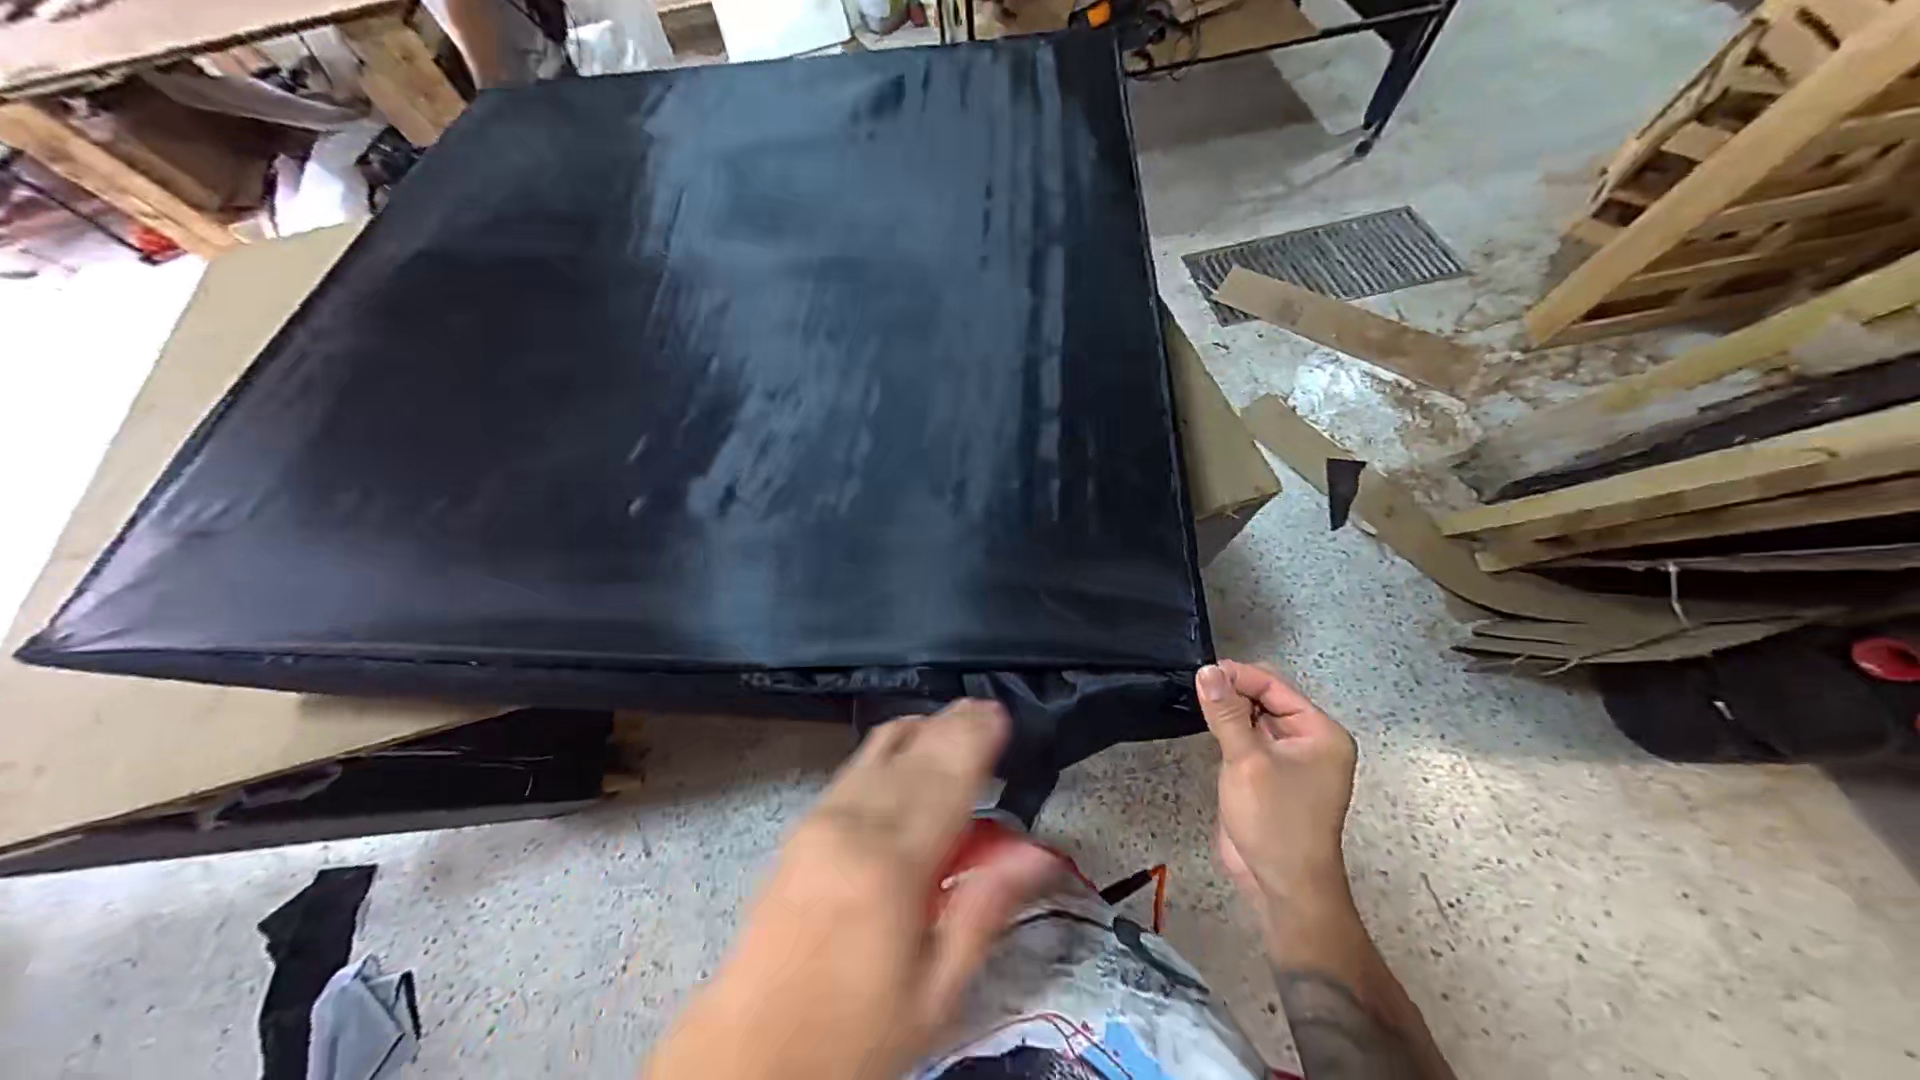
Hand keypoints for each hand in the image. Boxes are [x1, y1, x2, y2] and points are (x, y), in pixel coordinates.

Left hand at [642, 700, 1059, 1079]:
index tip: (1000, 714)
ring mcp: (820, 822)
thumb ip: (984, 909)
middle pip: (914, 757)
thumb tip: (1036, 853)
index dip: (975, 741)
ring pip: (879, 753)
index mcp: (893, 866)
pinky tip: (903, 741)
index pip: (946, 782)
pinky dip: (886, 747)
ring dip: (921, 730)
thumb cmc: (854, 1033)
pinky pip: (852, 769)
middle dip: (953, 727)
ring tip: (953, 717)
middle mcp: (853, 827)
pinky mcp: (801, 828)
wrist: (751, 1054)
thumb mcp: (936, 992)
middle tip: (985, 708)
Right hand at [1196, 661, 1357, 937]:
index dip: (1238, 675)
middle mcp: (1309, 740)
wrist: (1283, 886)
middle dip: (1233, 690)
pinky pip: (1248, 739)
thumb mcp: (1247, 761)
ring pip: (1254, 717)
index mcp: (1320, 732)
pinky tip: (1206, 723)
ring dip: (1228, 709)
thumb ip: (1226, 712)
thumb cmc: (1275, 821)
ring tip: (1195, 699)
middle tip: (1194, 686)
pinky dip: (1228, 729)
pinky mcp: (1269, 774)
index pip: (1275, 686)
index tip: (1200, 671)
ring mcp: (1289, 758)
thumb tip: (1207, 670)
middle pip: (1266, 698)